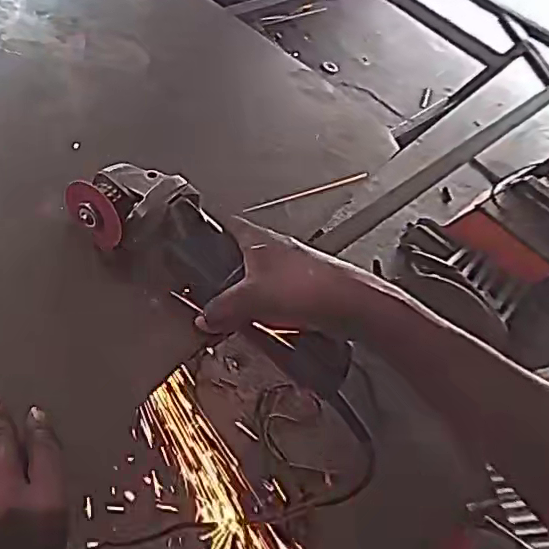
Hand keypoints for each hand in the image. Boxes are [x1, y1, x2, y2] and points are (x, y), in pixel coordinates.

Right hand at [197, 217, 397, 337]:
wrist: (354, 306)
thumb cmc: (307, 287)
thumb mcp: (249, 299)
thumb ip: (221, 309)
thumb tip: (204, 317)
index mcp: (257, 239)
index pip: (226, 223)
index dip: (209, 229)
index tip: (195, 236)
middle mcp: (275, 249)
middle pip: (241, 255)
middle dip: (226, 274)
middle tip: (212, 290)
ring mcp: (292, 269)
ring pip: (260, 278)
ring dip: (249, 295)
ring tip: (239, 314)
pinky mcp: (306, 289)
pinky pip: (278, 297)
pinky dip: (268, 310)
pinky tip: (266, 325)